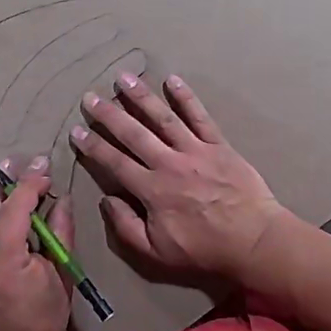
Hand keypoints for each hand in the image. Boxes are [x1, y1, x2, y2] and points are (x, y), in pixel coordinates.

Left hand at [0, 155, 71, 330]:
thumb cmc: (44, 323)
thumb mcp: (62, 278)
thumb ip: (60, 235)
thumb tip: (60, 199)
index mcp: (6, 266)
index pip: (14, 213)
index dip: (29, 187)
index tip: (45, 169)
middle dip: (13, 186)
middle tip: (27, 161)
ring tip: (0, 168)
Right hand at [70, 73, 293, 282]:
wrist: (253, 240)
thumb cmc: (203, 249)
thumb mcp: (156, 253)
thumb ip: (126, 226)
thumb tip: (106, 200)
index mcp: (152, 189)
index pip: (115, 162)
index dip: (93, 146)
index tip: (76, 131)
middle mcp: (169, 163)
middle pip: (134, 133)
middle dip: (109, 114)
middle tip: (90, 97)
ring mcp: (195, 150)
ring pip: (163, 118)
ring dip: (141, 96)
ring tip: (123, 77)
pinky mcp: (218, 145)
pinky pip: (200, 117)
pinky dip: (186, 98)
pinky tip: (172, 80)